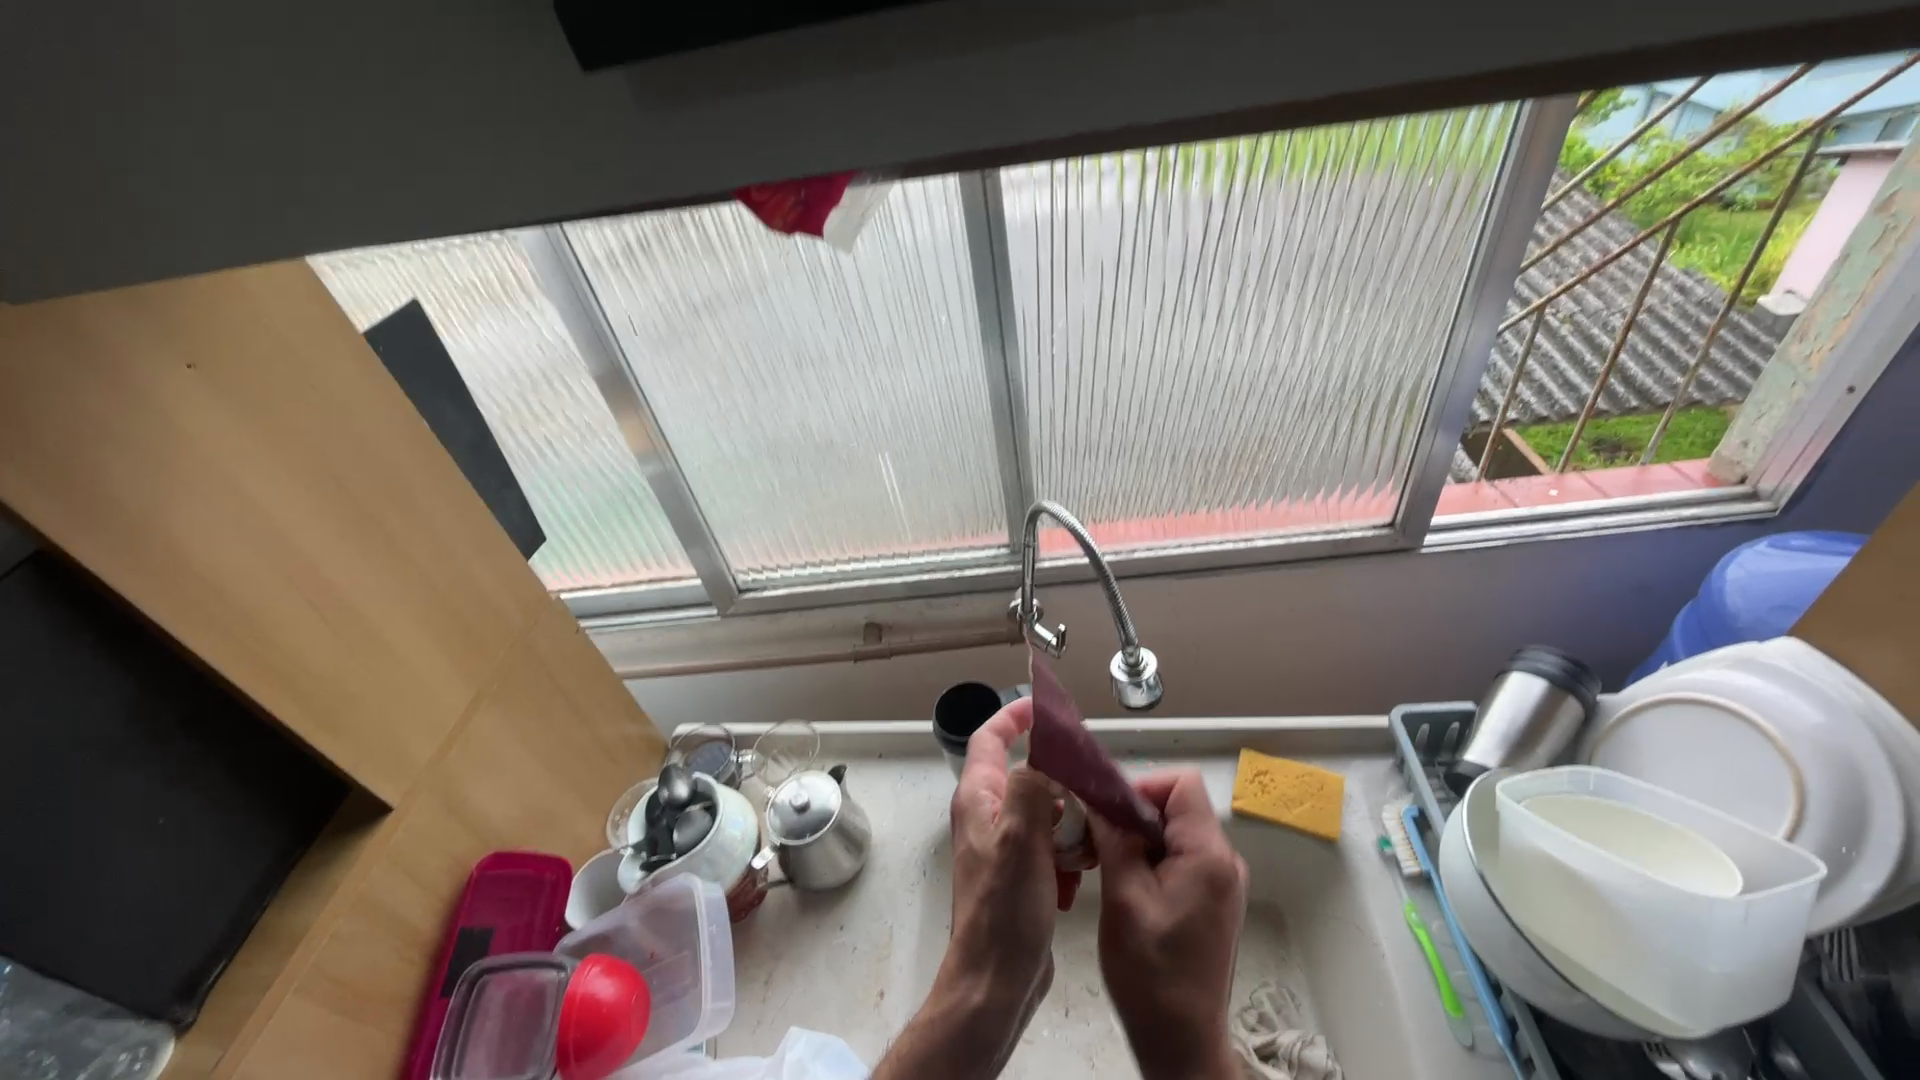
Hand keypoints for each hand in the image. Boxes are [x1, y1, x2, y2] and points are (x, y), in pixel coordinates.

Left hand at [876, 699, 1072, 1079]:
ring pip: (1045, 812)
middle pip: (1026, 774)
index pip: (990, 739)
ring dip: (1070, 821)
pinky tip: (1078, 876)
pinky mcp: (1021, 875)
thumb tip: (1043, 753)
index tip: (1046, 708)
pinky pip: (1051, 846)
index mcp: (980, 800)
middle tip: (1092, 784)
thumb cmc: (1005, 910)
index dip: (1015, 716)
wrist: (997, 982)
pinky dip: (1068, 853)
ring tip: (1088, 840)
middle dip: (1061, 778)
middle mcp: (988, 817)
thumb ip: (1030, 786)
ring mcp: (1004, 848)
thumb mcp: (1020, 839)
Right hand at [1090, 769, 1248, 1079]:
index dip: (1142, 787)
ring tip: (1104, 864)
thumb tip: (1096, 795)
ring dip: (1137, 839)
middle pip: (1177, 807)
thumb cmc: (1150, 974)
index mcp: (1208, 856)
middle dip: (1132, 814)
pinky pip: (1180, 859)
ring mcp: (1220, 883)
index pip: (1181, 784)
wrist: (1181, 1042)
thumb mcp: (1122, 898)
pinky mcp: (1211, 901)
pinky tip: (1123, 884)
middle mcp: (1224, 862)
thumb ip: (1113, 839)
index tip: (1107, 812)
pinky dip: (1149, 860)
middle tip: (1096, 840)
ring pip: (1175, 833)